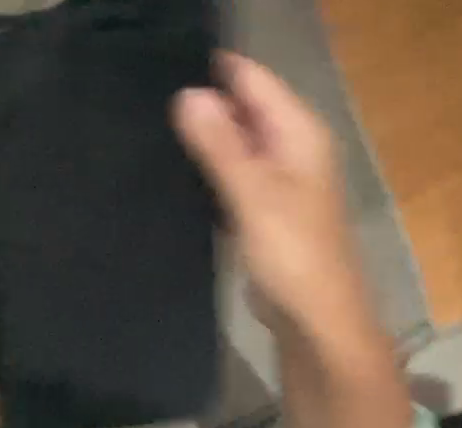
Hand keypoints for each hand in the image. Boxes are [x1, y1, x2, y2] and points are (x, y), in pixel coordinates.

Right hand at [172, 52, 369, 340]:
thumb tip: (187, 95)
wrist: (314, 319)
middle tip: (147, 111)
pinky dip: (211, 182)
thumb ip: (220, 145)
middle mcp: (292, 152)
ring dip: (204, 148)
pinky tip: (178, 183)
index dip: (213, 75)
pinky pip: (233, 185)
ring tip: (153, 141)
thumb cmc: (291, 255)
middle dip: (205, 111)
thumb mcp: (253, 194)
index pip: (253, 82)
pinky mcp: (264, 219)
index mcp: (299, 134)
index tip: (163, 76)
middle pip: (244, 114)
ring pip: (237, 152)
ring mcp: (279, 186)